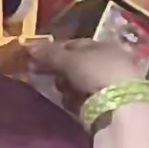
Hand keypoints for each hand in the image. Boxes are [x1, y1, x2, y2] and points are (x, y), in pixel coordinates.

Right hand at [28, 39, 145, 98]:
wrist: (119, 103)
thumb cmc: (95, 71)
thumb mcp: (69, 59)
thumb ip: (49, 53)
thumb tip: (29, 47)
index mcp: (103, 44)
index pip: (73, 44)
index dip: (54, 51)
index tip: (37, 59)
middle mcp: (108, 59)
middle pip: (74, 64)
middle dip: (59, 71)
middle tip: (46, 76)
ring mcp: (109, 80)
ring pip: (76, 82)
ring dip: (66, 87)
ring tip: (64, 92)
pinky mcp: (108, 100)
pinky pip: (83, 97)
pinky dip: (76, 100)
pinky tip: (74, 103)